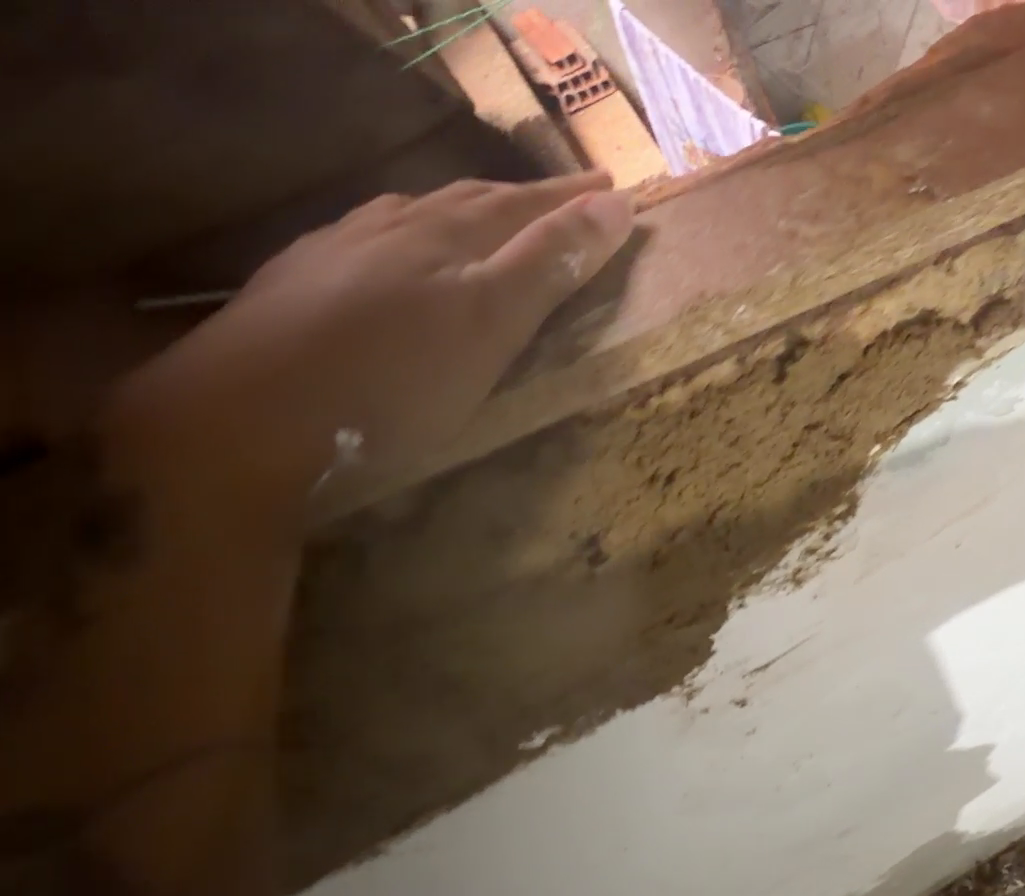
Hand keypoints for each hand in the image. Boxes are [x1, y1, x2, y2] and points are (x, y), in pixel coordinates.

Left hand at [105, 172, 634, 526]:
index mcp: (446, 235)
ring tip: (484, 218)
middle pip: (469, 201)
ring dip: (459, 213)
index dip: (571, 198)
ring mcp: (338, 252)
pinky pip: (369, 242)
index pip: (523, 203)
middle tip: (561, 201)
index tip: (612, 188)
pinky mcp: (299, 284)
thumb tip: (613, 205)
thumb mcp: (493, 321)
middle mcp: (392, 228)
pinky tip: (394, 258)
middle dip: (522, 199)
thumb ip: (551, 262)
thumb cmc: (395, 375)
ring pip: (413, 216)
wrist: (247, 413)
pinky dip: (405, 239)